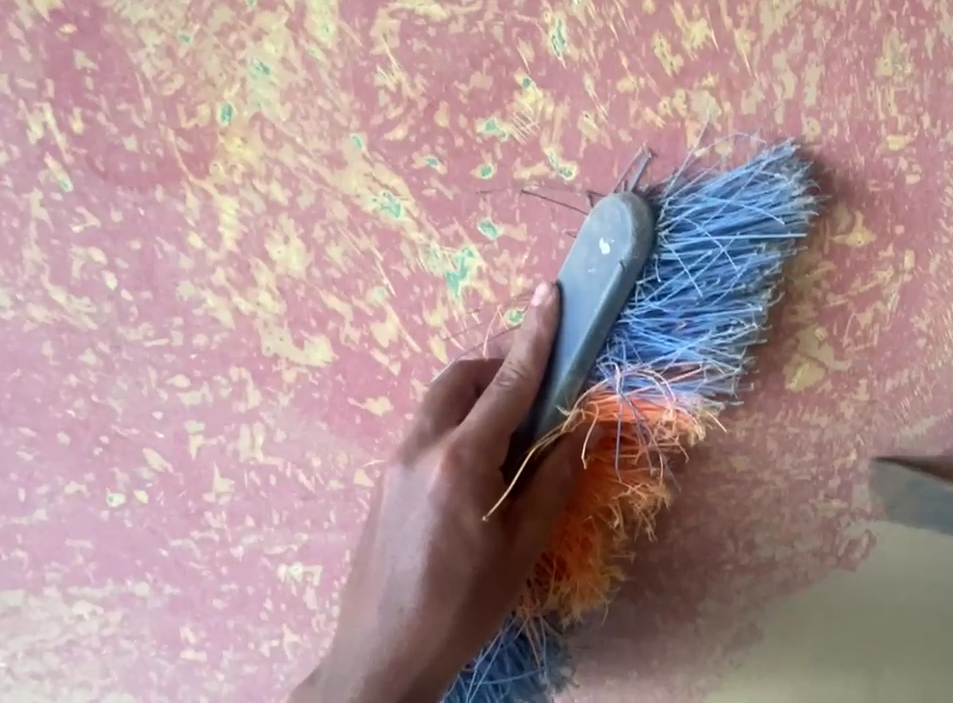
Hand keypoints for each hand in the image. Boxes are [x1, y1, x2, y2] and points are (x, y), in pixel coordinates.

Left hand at [292, 281, 584, 702]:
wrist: (378, 662)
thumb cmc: (461, 606)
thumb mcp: (522, 547)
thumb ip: (551, 479)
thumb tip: (573, 431)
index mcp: (461, 461)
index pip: (509, 382)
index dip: (536, 335)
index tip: (547, 291)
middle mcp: (421, 448)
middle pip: (462, 375)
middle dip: (501, 359)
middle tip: (540, 369)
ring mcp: (395, 463)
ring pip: (441, 397)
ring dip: (480, 387)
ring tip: (517, 416)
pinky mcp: (385, 481)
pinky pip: (429, 425)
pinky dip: (461, 415)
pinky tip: (484, 453)